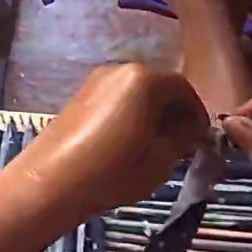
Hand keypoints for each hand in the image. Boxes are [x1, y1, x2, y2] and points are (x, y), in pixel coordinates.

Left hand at [12, 64, 206, 217]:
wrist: (50, 182)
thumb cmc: (112, 171)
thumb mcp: (160, 160)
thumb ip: (183, 138)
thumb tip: (190, 129)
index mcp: (144, 79)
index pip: (184, 88)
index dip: (197, 113)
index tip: (200, 138)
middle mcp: (120, 70)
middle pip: (159, 86)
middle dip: (173, 112)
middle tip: (180, 143)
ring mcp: (96, 80)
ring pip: (136, 92)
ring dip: (151, 113)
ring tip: (153, 146)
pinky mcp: (79, 95)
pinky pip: (115, 98)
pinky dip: (128, 114)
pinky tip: (126, 142)